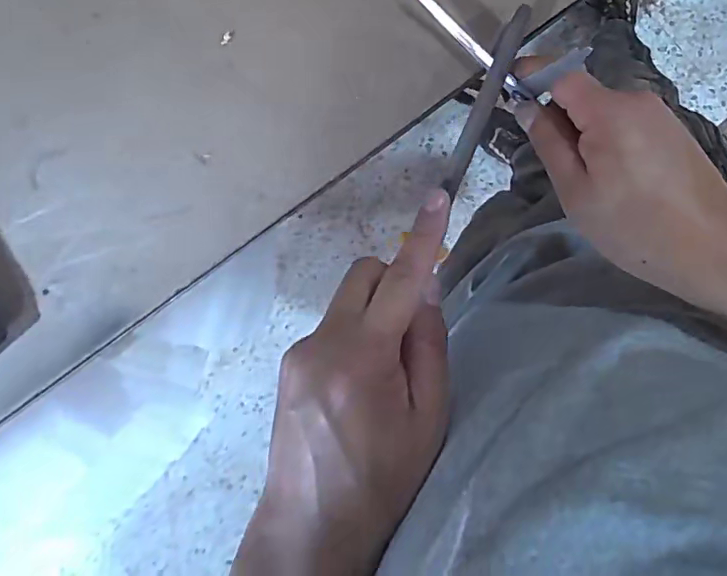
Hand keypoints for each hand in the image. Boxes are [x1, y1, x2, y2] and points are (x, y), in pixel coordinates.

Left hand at [234, 190, 451, 575]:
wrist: (308, 531)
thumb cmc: (382, 478)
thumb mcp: (428, 417)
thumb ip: (429, 344)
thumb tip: (426, 289)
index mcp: (363, 357)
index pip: (402, 280)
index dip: (425, 236)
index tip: (438, 196)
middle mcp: (323, 341)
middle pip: (365, 272)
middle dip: (393, 281)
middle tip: (410, 329)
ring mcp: (300, 350)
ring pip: (348, 299)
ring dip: (374, 313)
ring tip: (381, 374)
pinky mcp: (289, 360)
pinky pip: (333, 324)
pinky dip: (355, 333)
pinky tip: (356, 386)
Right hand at [518, 66, 726, 319]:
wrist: (719, 249)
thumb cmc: (638, 227)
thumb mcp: (578, 192)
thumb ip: (549, 142)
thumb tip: (528, 107)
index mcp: (609, 110)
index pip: (560, 72)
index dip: (532, 75)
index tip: (510, 87)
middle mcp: (636, 100)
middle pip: (583, 93)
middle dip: (562, 117)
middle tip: (556, 165)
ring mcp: (659, 113)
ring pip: (605, 111)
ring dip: (588, 134)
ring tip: (594, 184)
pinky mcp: (673, 130)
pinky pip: (627, 123)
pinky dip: (611, 141)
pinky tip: (621, 183)